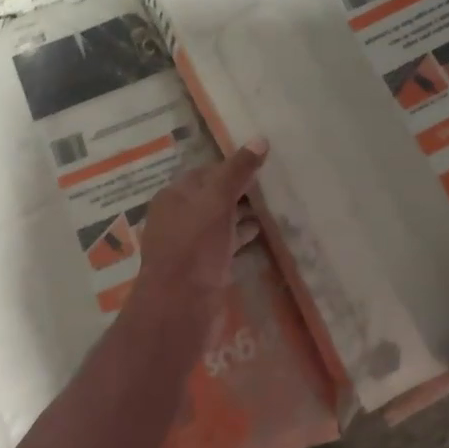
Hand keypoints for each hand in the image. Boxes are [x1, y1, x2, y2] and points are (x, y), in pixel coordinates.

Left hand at [134, 140, 268, 308]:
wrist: (180, 308)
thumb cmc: (194, 247)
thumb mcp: (216, 201)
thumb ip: (237, 171)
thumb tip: (260, 139)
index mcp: (174, 196)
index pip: (205, 172)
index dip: (231, 166)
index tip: (261, 163)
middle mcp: (178, 218)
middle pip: (212, 196)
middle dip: (238, 190)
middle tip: (273, 183)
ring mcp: (190, 246)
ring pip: (219, 222)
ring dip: (242, 214)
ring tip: (274, 206)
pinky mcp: (203, 269)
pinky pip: (225, 245)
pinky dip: (241, 237)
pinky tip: (261, 234)